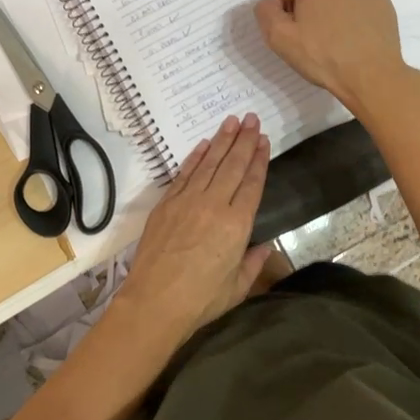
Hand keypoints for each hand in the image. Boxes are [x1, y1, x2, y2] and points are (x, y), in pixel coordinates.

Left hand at [114, 113, 272, 339]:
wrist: (155, 301)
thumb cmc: (201, 300)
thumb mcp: (237, 287)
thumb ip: (253, 263)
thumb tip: (264, 247)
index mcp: (237, 224)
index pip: (252, 183)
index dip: (259, 159)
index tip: (264, 140)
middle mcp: (214, 205)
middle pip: (233, 166)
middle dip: (244, 140)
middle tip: (252, 118)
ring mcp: (187, 202)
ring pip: (209, 164)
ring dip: (222, 141)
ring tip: (232, 121)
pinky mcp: (166, 205)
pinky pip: (184, 174)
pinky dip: (196, 157)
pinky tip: (205, 144)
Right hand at [254, 0, 414, 113]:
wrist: (373, 77)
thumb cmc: (322, 56)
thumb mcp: (279, 39)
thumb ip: (265, 12)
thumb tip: (271, 2)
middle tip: (306, 26)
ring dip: (331, 4)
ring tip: (331, 37)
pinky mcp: (383, 4)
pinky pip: (360, 1)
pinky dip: (352, 14)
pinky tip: (351, 39)